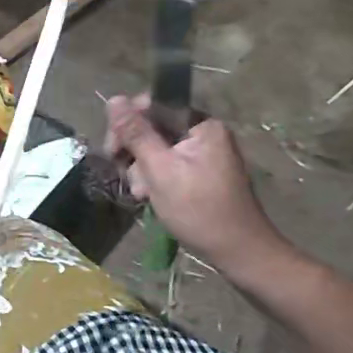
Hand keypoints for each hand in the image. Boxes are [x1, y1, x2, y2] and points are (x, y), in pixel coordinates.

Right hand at [104, 94, 295, 283]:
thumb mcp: (160, 170)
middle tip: (123, 174)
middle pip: (152, 127)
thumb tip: (114, 99)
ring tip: (142, 194)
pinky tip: (150, 196)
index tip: (113, 150)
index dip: (127, 123)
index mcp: (201, 125)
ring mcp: (202, 153)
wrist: (239, 253)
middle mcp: (203, 132)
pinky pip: (167, 164)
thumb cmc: (199, 210)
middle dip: (134, 151)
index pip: (153, 106)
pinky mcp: (199, 172)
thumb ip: (136, 134)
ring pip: (155, 148)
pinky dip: (154, 178)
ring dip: (141, 169)